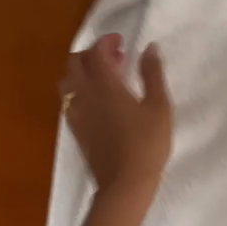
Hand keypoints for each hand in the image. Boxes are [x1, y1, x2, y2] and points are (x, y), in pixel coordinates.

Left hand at [61, 34, 174, 198]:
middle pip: (75, 62)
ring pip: (68, 82)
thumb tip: (149, 48)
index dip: (106, 42)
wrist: (125, 184)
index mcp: (104, 85)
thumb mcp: (158, 107)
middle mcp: (84, 95)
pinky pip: (69, 101)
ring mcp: (76, 114)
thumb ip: (152, 74)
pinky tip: (97, 102)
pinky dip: (79, 91)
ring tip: (104, 80)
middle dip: (91, 54)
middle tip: (114, 59)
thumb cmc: (146, 144)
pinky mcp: (76, 130)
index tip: (121, 42)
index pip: (95, 52)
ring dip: (82, 73)